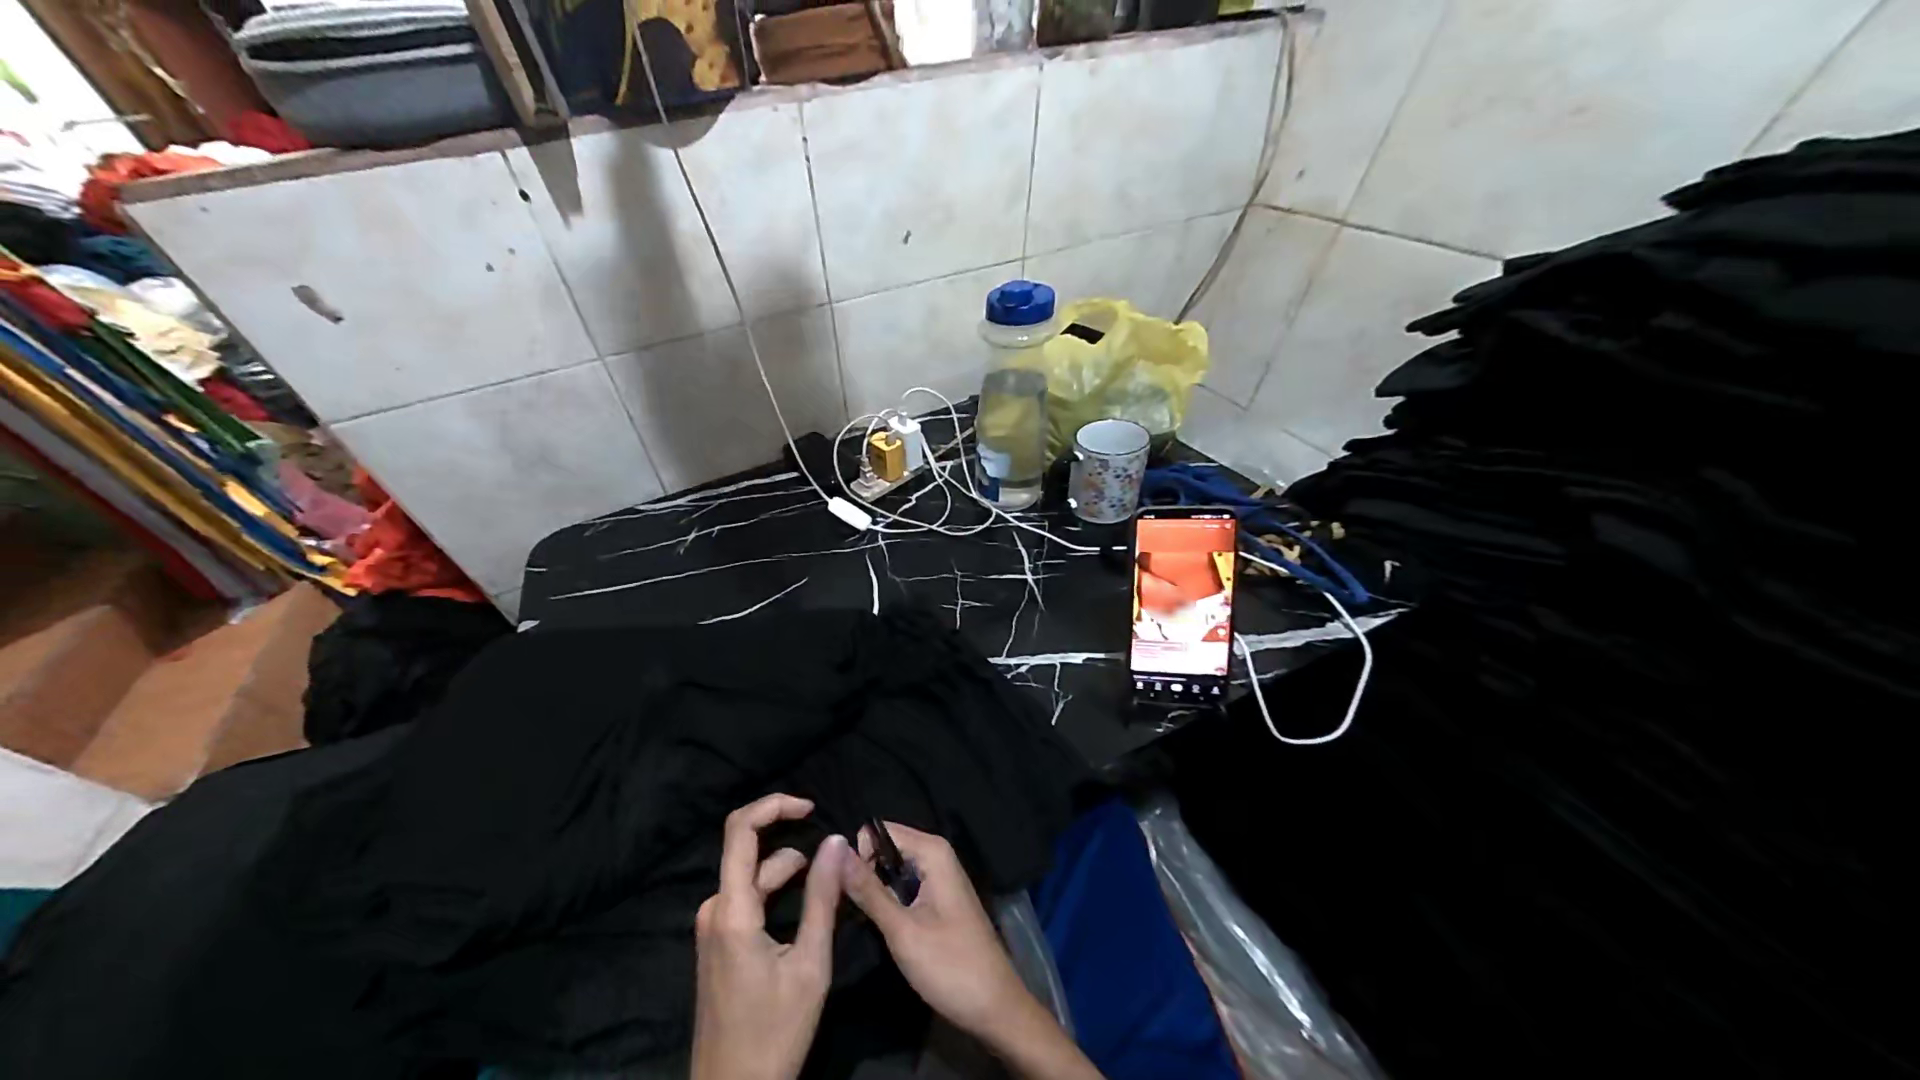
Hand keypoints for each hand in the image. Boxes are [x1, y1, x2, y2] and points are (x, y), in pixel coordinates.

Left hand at [692, 794, 848, 1079]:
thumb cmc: (774, 1032)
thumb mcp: (810, 964)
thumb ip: (822, 898)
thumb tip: (836, 841)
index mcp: (732, 911)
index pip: (740, 830)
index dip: (774, 805)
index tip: (811, 807)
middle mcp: (714, 910)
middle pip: (751, 852)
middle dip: (793, 842)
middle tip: (835, 854)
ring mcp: (712, 928)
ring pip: (754, 878)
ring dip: (790, 872)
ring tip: (832, 883)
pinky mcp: (718, 943)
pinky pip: (748, 899)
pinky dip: (778, 892)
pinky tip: (808, 904)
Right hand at [838, 822, 1032, 1038]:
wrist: (995, 1008)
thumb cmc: (950, 968)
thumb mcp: (902, 930)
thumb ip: (868, 890)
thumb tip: (834, 850)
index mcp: (933, 851)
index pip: (878, 830)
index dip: (856, 854)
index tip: (840, 888)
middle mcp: (938, 855)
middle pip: (885, 848)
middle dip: (863, 870)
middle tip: (845, 907)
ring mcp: (939, 878)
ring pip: (892, 868)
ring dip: (873, 888)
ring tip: (856, 916)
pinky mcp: (937, 899)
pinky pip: (904, 884)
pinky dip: (888, 899)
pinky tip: (877, 923)